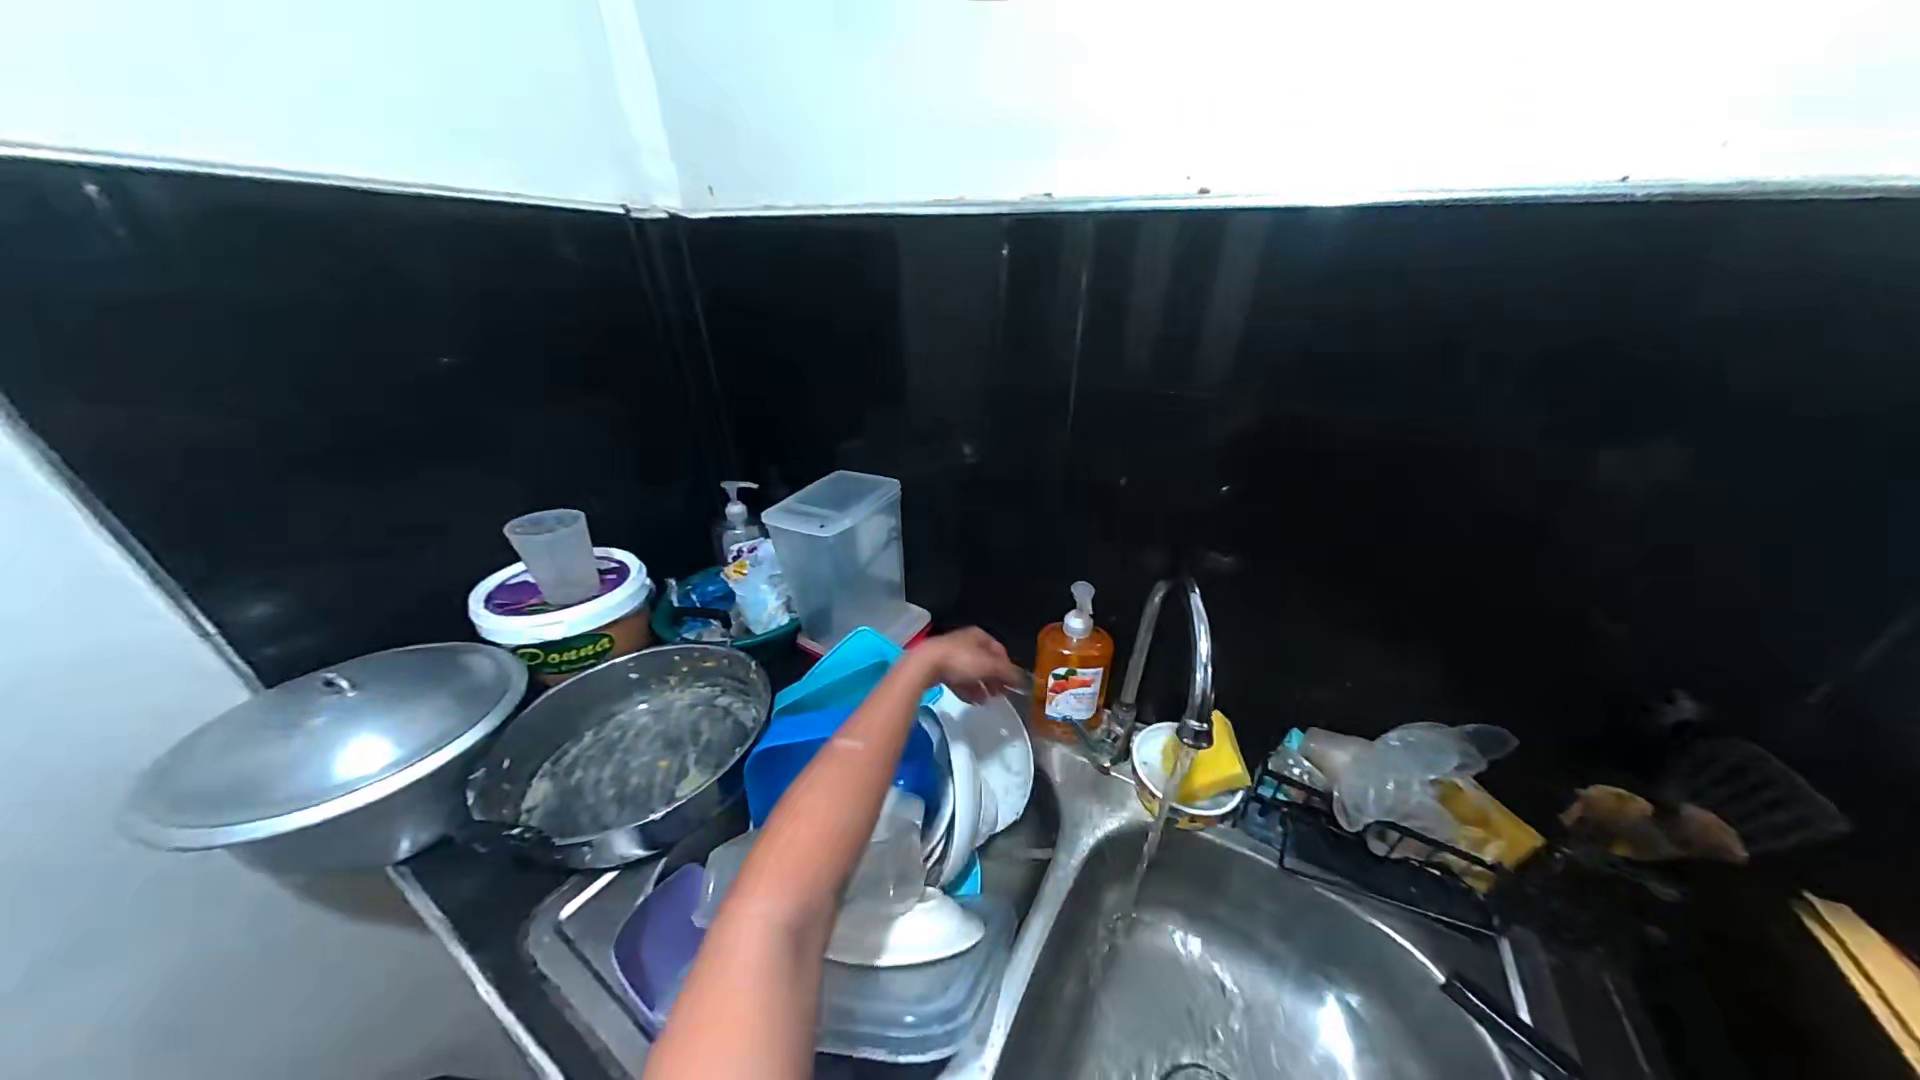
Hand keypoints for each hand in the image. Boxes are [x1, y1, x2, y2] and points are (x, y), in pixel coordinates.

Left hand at [909, 628, 1023, 704]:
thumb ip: (1007, 672)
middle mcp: (966, 642)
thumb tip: (1023, 680)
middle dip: (993, 679)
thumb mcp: (989, 666)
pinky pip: (957, 679)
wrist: (925, 665)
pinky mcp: (939, 667)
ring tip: (986, 702)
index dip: (1007, 667)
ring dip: (981, 687)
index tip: (1011, 683)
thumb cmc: (961, 661)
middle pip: (985, 662)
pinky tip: (972, 702)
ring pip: (971, 672)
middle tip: (1000, 694)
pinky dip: (966, 690)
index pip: (999, 650)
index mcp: (979, 636)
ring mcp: (951, 655)